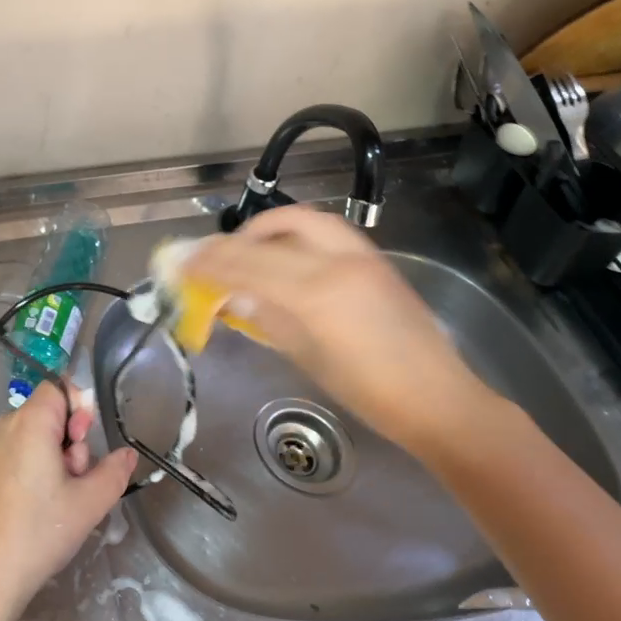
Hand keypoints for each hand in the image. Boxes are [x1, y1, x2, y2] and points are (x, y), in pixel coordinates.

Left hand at [0, 380, 136, 608]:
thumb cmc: (40, 530)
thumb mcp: (89, 502)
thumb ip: (114, 471)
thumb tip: (128, 454)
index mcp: (29, 421)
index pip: (58, 387)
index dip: (79, 408)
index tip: (84, 442)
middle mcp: (8, 424)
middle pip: (51, 413)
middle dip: (73, 441)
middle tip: (76, 479)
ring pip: (40, 436)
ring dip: (60, 459)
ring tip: (61, 498)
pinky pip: (25, 451)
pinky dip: (41, 469)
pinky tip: (45, 505)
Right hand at [185, 204, 502, 455]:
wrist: (440, 400)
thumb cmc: (369, 392)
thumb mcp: (306, 356)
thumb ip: (265, 317)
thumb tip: (229, 296)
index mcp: (316, 293)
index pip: (247, 264)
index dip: (208, 261)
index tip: (180, 262)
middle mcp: (338, 262)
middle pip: (271, 233)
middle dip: (234, 240)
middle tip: (214, 255)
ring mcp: (361, 256)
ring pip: (302, 220)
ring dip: (267, 228)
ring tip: (248, 249)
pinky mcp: (375, 260)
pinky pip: (325, 232)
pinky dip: (295, 234)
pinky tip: (284, 257)